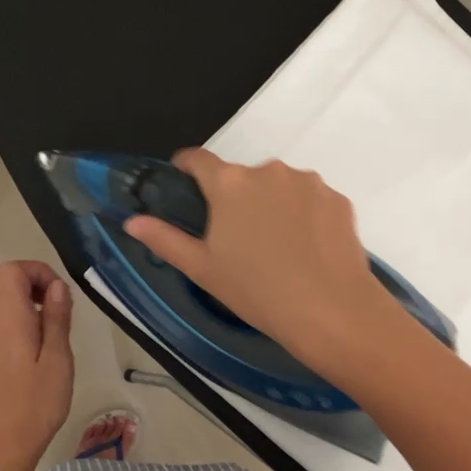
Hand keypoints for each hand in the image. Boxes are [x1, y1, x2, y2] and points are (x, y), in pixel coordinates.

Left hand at [0, 260, 74, 470]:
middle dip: (34, 280)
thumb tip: (57, 286)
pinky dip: (25, 314)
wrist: (9, 438)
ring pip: (3, 297)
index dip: (38, 271)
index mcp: (10, 319)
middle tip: (59, 304)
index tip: (61, 295)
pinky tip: (44, 340)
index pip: (10, 271)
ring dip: (30, 297)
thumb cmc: (38, 400)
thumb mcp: (58, 357)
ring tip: (56, 322)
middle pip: (3, 279)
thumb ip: (56, 317)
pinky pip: (5, 316)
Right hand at [123, 150, 403, 374]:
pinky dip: (306, 217)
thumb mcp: (202, 269)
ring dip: (273, 206)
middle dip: (237, 200)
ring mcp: (309, 182)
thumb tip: (133, 221)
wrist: (331, 311)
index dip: (187, 170)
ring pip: (280, 187)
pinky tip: (308, 251)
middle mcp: (269, 170)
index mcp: (229, 183)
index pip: (198, 159)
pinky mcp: (338, 199)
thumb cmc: (256, 292)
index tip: (186, 189)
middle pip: (242, 177)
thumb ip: (165, 239)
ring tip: (278, 250)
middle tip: (239, 242)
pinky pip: (312, 201)